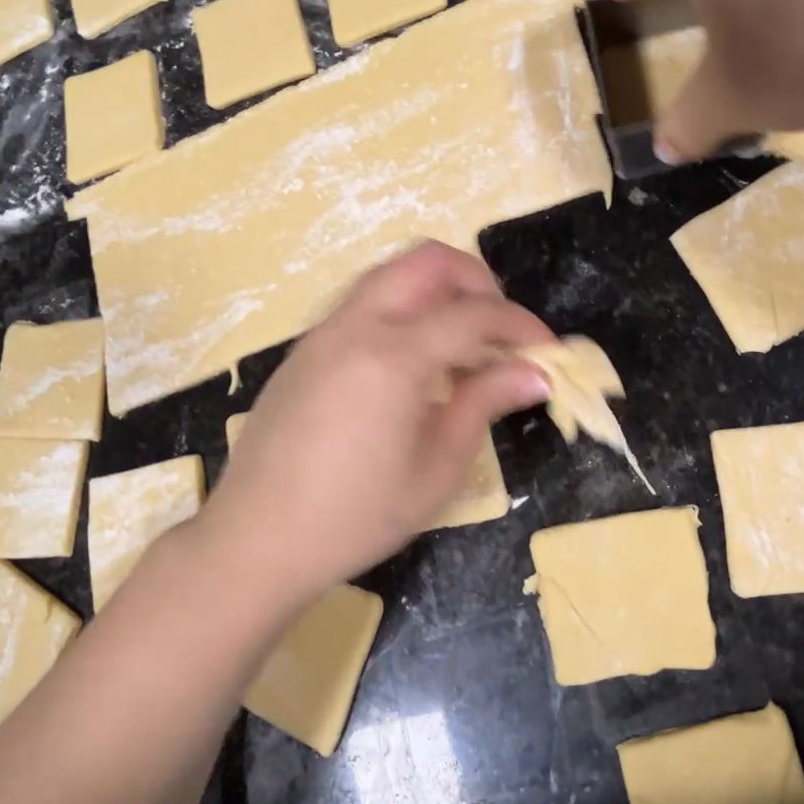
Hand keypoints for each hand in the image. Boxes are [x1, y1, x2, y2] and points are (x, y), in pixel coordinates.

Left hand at [198, 241, 553, 598]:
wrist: (255, 541)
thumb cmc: (356, 517)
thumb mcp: (437, 469)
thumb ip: (484, 404)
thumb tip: (535, 373)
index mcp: (393, 357)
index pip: (474, 314)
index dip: (521, 327)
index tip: (548, 353)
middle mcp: (355, 327)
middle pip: (428, 262)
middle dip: (478, 282)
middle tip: (500, 330)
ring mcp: (323, 333)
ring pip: (390, 275)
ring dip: (437, 291)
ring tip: (462, 344)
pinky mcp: (304, 350)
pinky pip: (363, 303)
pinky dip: (403, 310)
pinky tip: (413, 363)